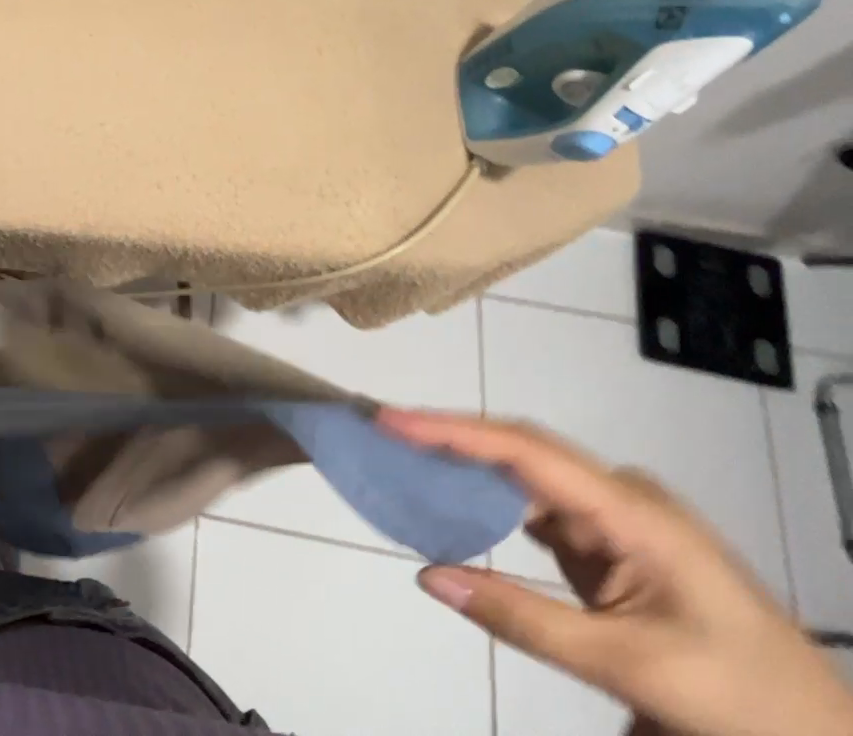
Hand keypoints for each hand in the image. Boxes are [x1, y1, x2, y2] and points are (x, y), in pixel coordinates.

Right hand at [382, 409, 852, 735]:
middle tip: (378, 433)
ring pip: (522, 480)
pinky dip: (484, 505)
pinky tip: (447, 506)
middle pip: (520, 453)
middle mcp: (623, 503)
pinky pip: (532, 512)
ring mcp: (617, 524)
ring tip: (398, 459)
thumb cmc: (737, 696)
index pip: (527, 451)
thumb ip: (522, 618)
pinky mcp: (607, 549)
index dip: (453, 430)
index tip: (389, 419)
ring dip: (461, 469)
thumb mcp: (627, 664)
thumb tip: (427, 574)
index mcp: (635, 515)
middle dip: (446, 439)